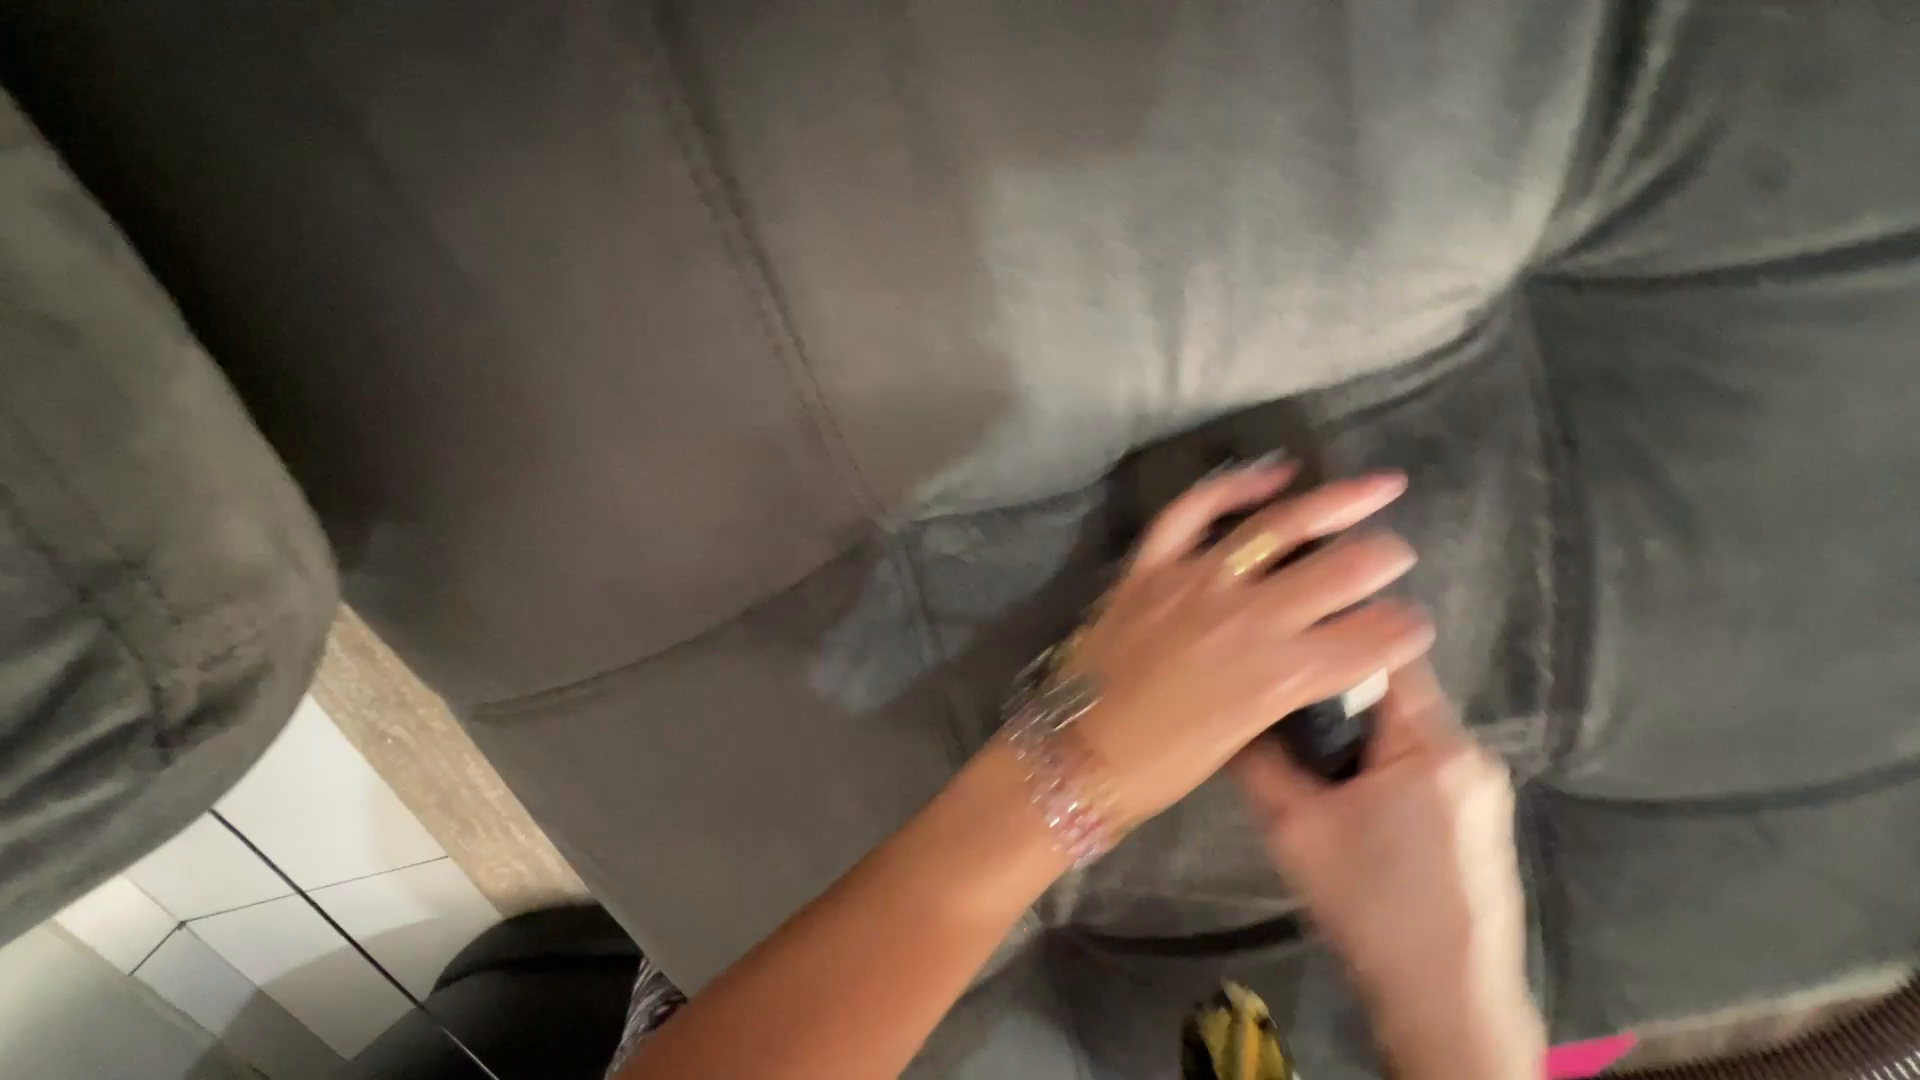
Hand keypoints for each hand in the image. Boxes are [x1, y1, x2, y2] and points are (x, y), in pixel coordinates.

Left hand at [1062, 459, 1433, 831]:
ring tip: (1379, 488)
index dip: (1404, 630)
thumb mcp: (1246, 733)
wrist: (1078, 754)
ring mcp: (1194, 582)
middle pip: (1339, 572)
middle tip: (1398, 552)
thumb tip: (1316, 651)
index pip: (1369, 639)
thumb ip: (1287, 683)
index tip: (1414, 623)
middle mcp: (1248, 618)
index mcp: (1280, 674)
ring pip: (1277, 528)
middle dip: (1383, 559)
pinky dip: (1233, 485)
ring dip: (1336, 504)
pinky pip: (1193, 511)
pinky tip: (1275, 474)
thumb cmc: (1164, 764)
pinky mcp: (1150, 567)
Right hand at [1235, 661, 1542, 1077]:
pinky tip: (1348, 798)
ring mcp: (1483, 787)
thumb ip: (1258, 761)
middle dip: (1335, 697)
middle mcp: (1469, 753)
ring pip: (1403, 729)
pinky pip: (1420, 762)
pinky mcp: (1481, 816)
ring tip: (1306, 755)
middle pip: (1392, 694)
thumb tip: (1231, 712)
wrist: (1448, 1003)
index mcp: (1430, 746)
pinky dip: (1380, 763)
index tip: (1282, 646)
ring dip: (1356, 733)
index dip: (1329, 644)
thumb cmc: (1369, 908)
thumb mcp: (1292, 829)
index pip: (1383, 656)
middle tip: (1280, 710)